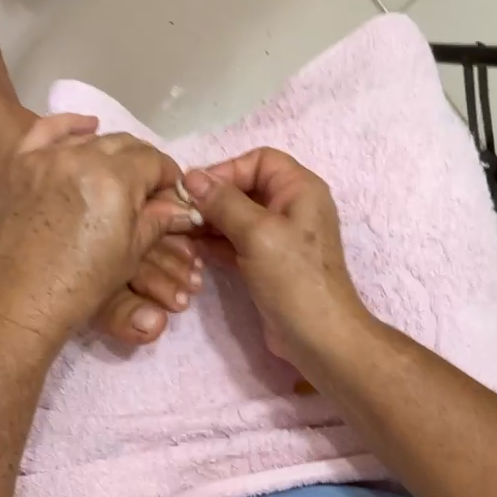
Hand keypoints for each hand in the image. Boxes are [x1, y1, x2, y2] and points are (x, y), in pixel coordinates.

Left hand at [0, 114, 193, 350]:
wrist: (23, 300)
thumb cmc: (82, 286)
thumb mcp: (129, 255)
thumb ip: (157, 221)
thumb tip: (183, 205)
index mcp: (115, 181)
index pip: (153, 161)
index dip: (168, 176)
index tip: (172, 192)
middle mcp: (82, 158)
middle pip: (124, 144)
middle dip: (142, 164)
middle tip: (147, 189)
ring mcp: (47, 157)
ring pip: (90, 139)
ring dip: (109, 153)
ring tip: (115, 175)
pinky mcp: (20, 163)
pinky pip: (48, 130)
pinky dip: (70, 125)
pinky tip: (87, 128)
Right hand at [183, 148, 367, 361]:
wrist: (317, 336)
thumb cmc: (293, 278)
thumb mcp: (257, 233)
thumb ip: (224, 203)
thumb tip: (191, 177)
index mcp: (299, 188)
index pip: (258, 160)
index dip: (226, 170)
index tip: (194, 189)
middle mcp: (291, 208)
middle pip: (245, 188)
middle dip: (213, 198)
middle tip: (180, 213)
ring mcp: (279, 238)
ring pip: (238, 218)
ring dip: (210, 222)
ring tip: (181, 232)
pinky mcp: (267, 265)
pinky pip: (237, 244)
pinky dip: (217, 244)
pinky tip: (194, 250)